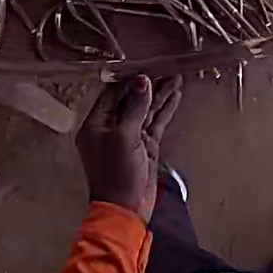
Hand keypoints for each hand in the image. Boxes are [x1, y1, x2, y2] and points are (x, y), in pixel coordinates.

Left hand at [75, 75, 182, 221]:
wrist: (126, 209)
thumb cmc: (117, 172)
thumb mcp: (124, 136)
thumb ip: (135, 107)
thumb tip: (142, 80)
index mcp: (96, 124)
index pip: (112, 93)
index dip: (129, 79)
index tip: (146, 64)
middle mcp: (111, 127)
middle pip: (131, 99)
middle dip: (148, 84)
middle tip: (166, 67)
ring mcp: (130, 136)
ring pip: (146, 109)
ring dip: (160, 94)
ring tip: (177, 77)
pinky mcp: (145, 145)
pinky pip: (155, 121)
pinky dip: (165, 109)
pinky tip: (176, 95)